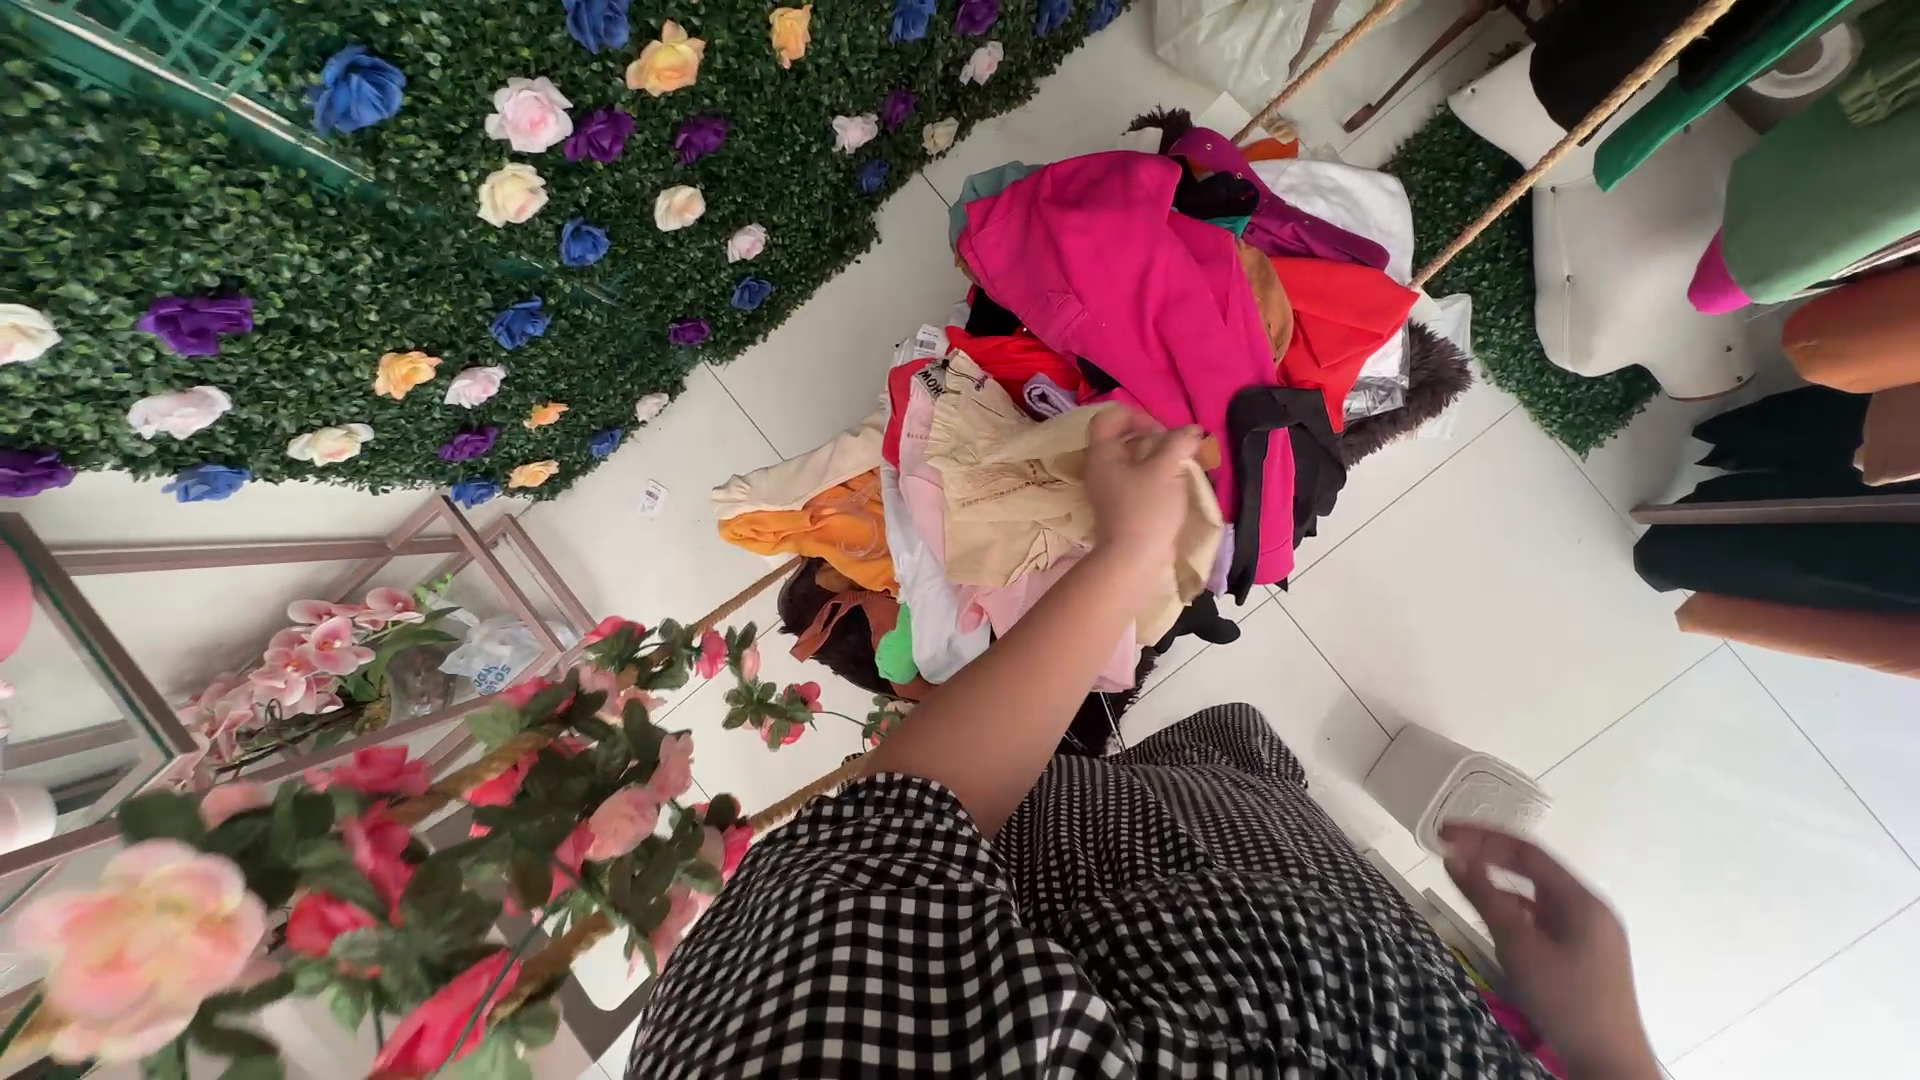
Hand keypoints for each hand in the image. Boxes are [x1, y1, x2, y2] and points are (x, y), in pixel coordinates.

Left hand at [1084, 406, 1199, 570]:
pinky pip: (1136, 480)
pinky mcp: (1120, 506)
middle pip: (1122, 439)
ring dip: (1157, 457)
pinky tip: (1175, 483)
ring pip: (1131, 461)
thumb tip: (1192, 430)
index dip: (1135, 415)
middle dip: (1152, 436)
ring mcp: (1108, 489)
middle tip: (1175, 446)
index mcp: (1101, 454)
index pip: (1108, 418)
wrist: (1134, 558)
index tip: (1160, 429)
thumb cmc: (1146, 508)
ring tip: (1181, 464)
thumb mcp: (1166, 469)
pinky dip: (1154, 476)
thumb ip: (1179, 442)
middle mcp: (1099, 469)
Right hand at [1440, 823, 1659, 1079]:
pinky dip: (1510, 903)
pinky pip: (1539, 912)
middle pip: (1531, 867)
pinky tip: (1489, 910)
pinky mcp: (1580, 950)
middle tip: (1447, 846)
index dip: (1482, 836)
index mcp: (1581, 900)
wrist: (1608, 1063)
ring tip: (1460, 874)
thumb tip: (1454, 857)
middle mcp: (1588, 908)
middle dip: (1487, 853)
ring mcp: (1587, 931)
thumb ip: (1484, 896)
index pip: (1525, 851)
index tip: (1444, 831)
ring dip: (1496, 878)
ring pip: (1534, 891)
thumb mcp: (1518, 944)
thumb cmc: (1565, 999)